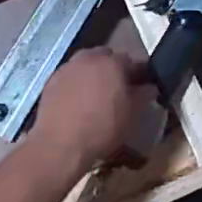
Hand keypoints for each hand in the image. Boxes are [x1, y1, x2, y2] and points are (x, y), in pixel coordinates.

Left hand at [27, 48, 152, 174]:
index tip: (140, 86)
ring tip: (95, 95)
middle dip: (112, 68)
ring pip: (85, 64)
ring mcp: (67, 68)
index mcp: (112, 62)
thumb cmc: (102, 128)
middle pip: (105, 56)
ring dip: (92, 74)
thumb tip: (149, 87)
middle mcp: (88, 58)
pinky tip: (77, 102)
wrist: (60, 144)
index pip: (130, 60)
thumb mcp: (131, 116)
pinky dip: (75, 84)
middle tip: (117, 89)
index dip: (137, 73)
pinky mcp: (51, 81)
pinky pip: (69, 76)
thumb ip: (143, 96)